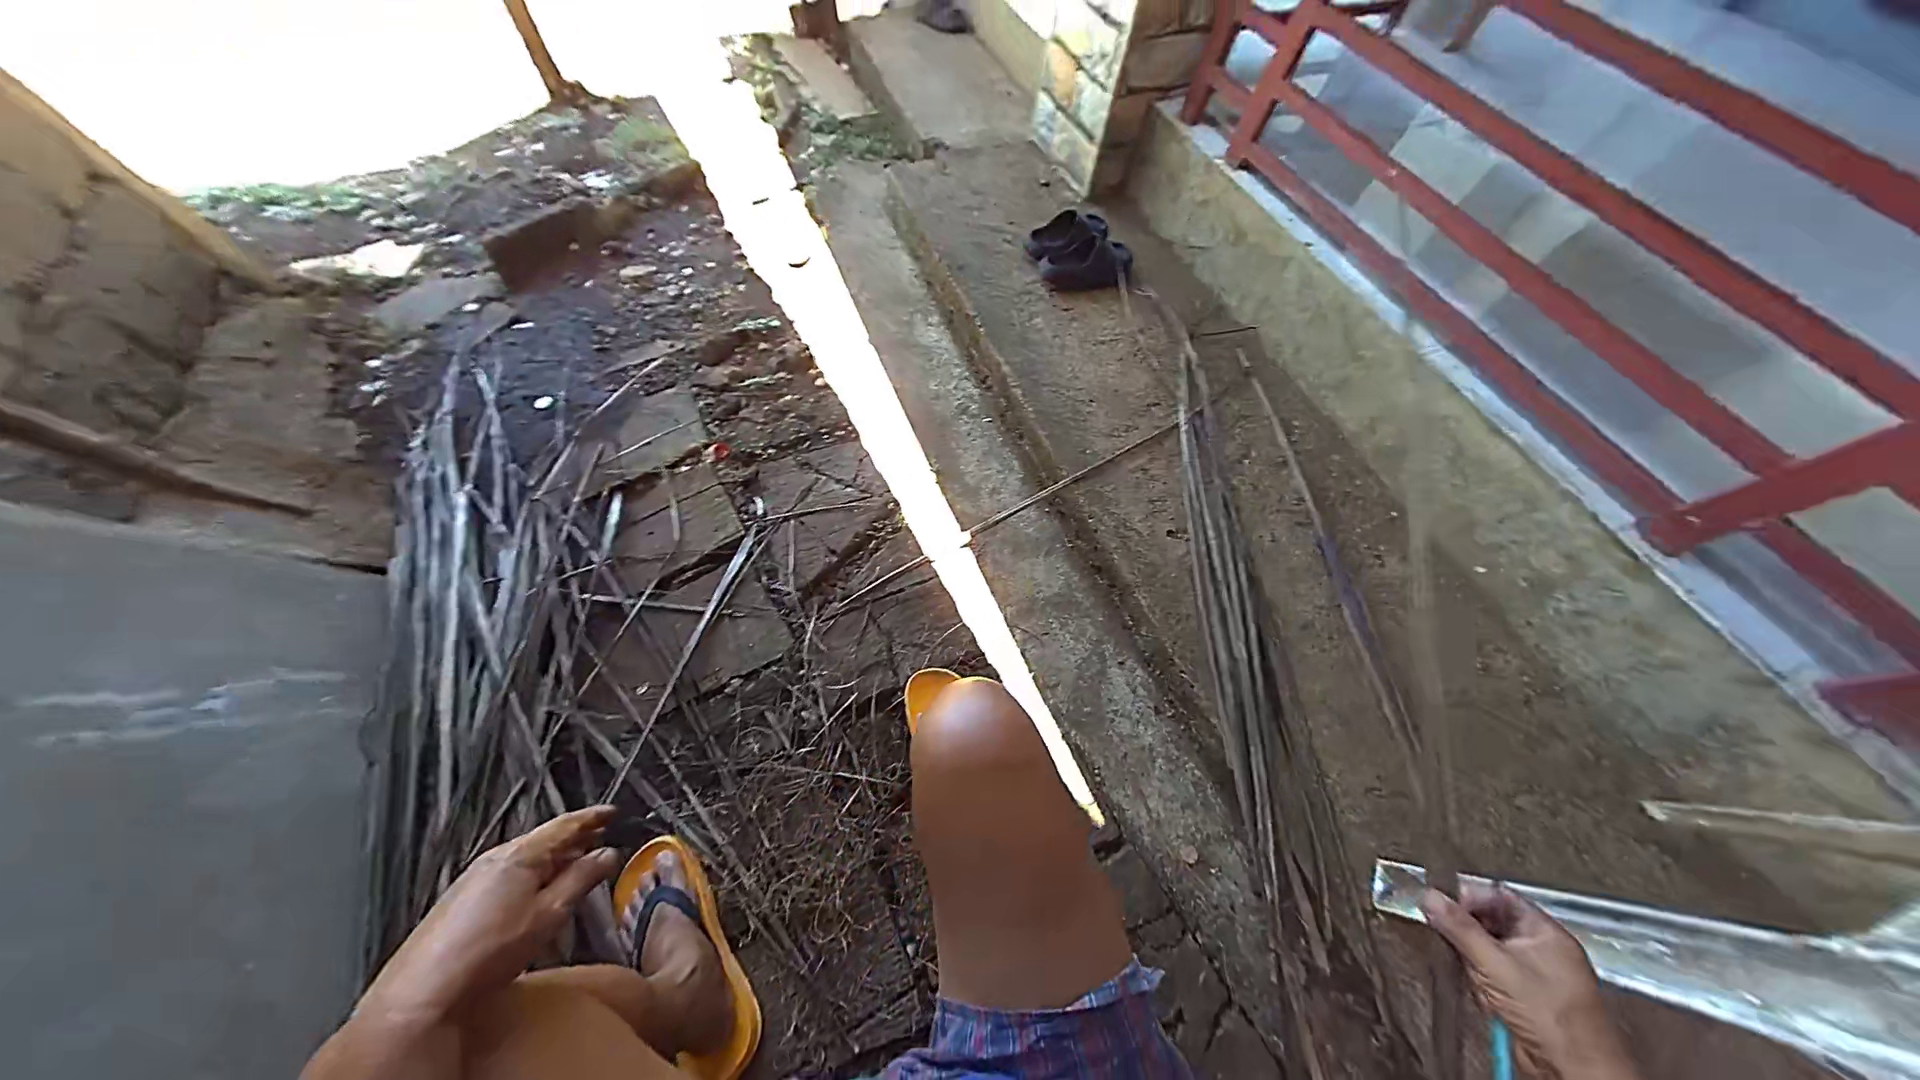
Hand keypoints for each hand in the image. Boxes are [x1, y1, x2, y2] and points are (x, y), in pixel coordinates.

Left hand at [360, 805, 622, 1023]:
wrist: (422, 997)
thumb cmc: (487, 952)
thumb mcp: (550, 913)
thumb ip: (582, 878)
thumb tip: (606, 855)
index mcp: (519, 855)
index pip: (564, 824)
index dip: (592, 817)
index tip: (611, 813)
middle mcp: (494, 860)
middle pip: (544, 840)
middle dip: (575, 839)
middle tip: (601, 839)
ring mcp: (473, 880)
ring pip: (526, 859)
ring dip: (555, 860)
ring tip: (577, 867)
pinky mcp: (461, 902)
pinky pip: (508, 876)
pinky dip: (533, 877)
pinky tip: (540, 895)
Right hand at [1421, 884, 1636, 1079]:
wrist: (1574, 1071)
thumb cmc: (1551, 1016)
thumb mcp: (1496, 964)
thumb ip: (1459, 928)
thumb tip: (1430, 897)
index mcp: (1544, 932)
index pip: (1497, 896)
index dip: (1468, 897)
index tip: (1441, 904)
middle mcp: (1539, 948)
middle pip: (1488, 922)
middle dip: (1467, 933)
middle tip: (1452, 940)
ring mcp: (1531, 971)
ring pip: (1484, 948)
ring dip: (1472, 960)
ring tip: (1476, 977)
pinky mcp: (1521, 993)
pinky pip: (1488, 972)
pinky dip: (1478, 979)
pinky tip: (1482, 992)